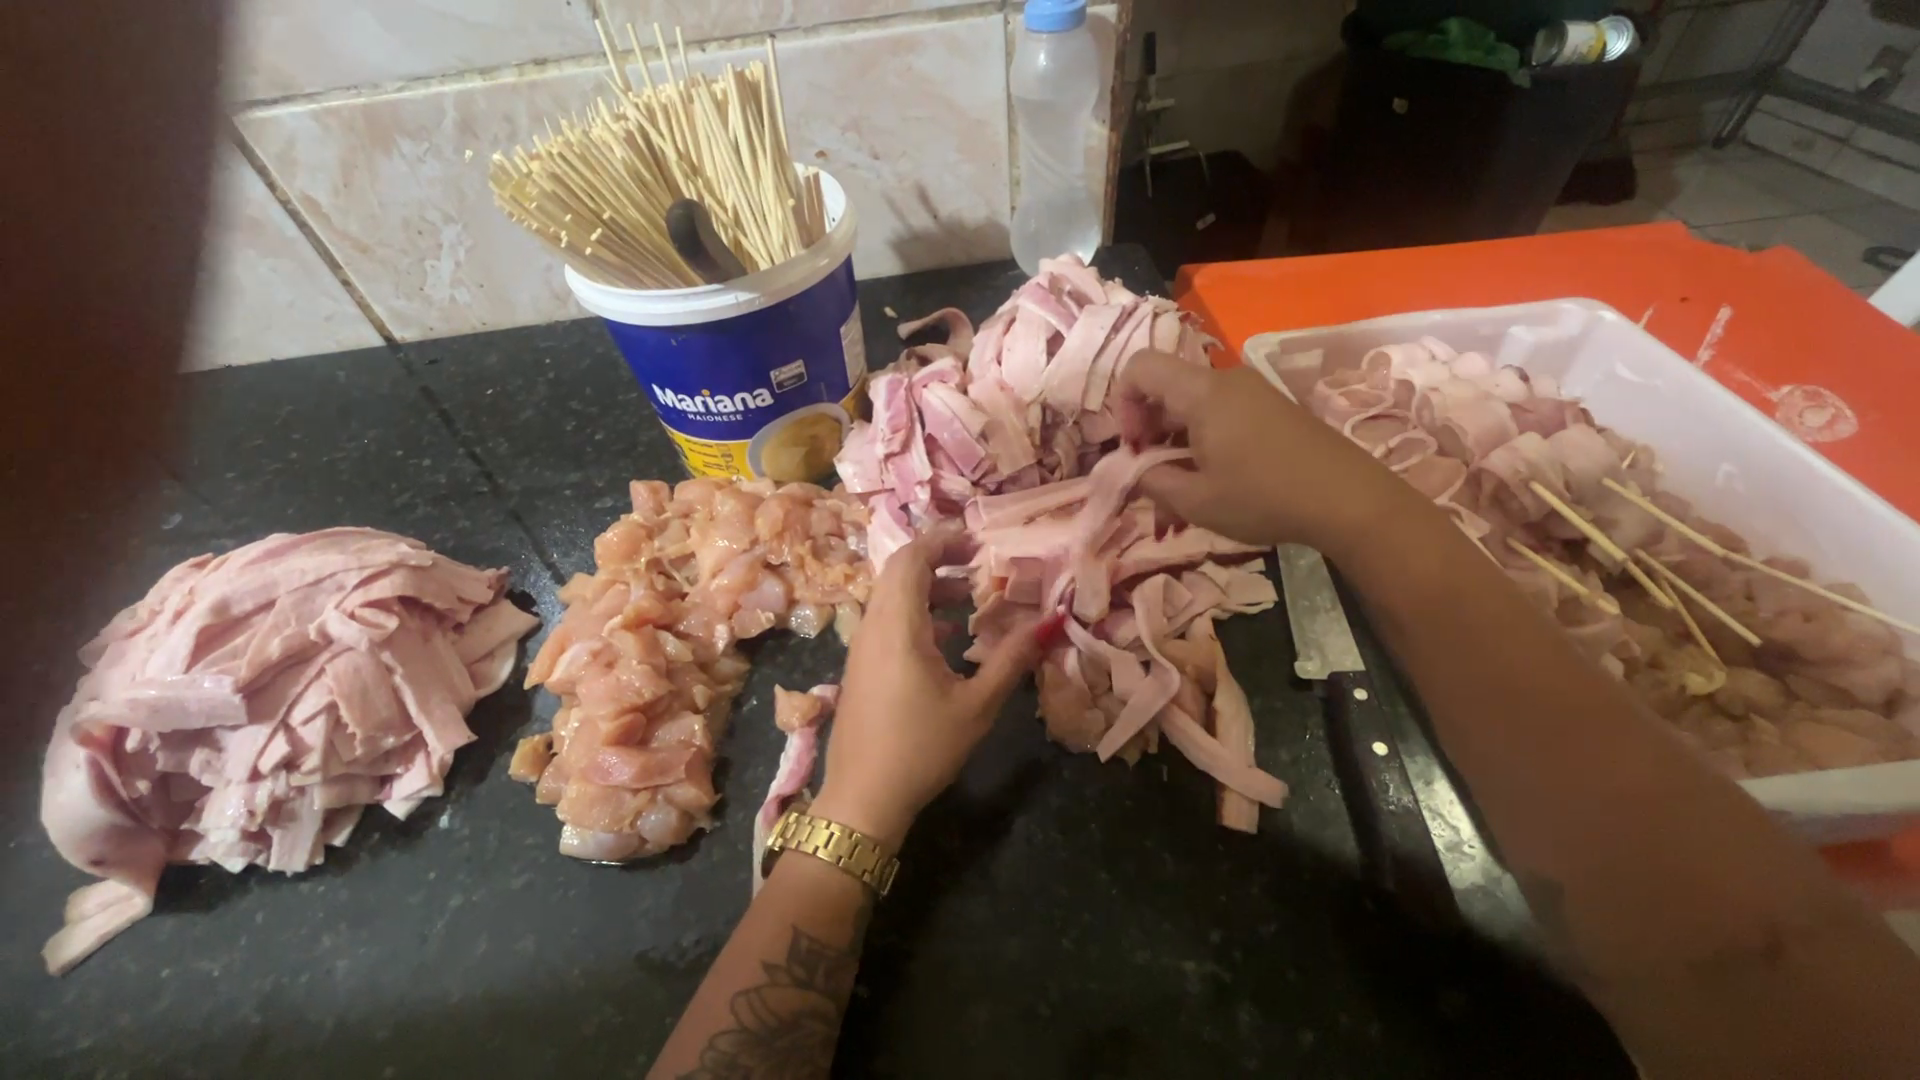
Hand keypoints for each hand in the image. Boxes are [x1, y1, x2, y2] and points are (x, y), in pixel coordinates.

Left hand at [810, 533, 1052, 850]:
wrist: (863, 798)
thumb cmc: (922, 749)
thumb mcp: (977, 705)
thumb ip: (1012, 658)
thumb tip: (1051, 620)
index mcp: (898, 627)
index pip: (911, 559)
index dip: (942, 542)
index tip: (977, 543)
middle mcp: (873, 627)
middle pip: (897, 572)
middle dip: (936, 560)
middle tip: (976, 565)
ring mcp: (861, 647)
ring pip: (889, 596)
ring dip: (925, 587)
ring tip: (966, 599)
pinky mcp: (860, 667)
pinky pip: (884, 620)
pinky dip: (913, 612)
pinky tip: (944, 637)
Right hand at [1114, 349, 1430, 555]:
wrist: (1348, 498)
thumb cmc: (1263, 497)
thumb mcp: (1195, 502)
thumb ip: (1152, 481)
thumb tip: (1134, 470)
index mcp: (1201, 392)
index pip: (1140, 367)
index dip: (1122, 403)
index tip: (1133, 446)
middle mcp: (1225, 380)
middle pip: (1167, 384)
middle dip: (1148, 424)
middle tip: (1153, 469)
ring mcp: (1253, 390)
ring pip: (1194, 400)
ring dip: (1176, 434)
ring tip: (1184, 479)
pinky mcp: (1272, 406)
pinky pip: (1221, 409)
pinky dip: (1204, 434)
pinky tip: (1217, 474)